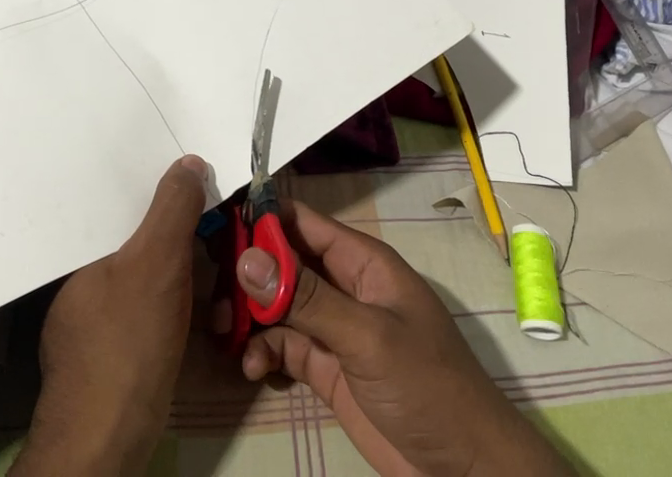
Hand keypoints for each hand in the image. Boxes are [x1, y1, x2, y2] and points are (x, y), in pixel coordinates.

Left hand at [10, 156, 208, 475]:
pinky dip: (177, 309)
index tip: (200, 184)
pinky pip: (150, 315)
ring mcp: (94, 324)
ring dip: (185, 275)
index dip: (161, 196)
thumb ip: (172, 211)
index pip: (121, 208)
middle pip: (137, 244)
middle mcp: (80, 284)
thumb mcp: (156, 263)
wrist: (109, 438)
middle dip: (179, 236)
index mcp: (80, 254)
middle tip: (222, 222)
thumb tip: (188, 162)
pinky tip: (203, 311)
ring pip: (148, 282)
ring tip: (222, 264)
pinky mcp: (114, 356)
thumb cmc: (128, 341)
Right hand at [237, 202, 570, 476]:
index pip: (302, 223)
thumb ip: (307, 297)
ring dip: (247, 316)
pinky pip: (281, 346)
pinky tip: (253, 368)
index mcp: (362, 263)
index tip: (213, 226)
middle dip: (246, 274)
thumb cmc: (426, 385)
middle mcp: (343, 287)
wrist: (461, 466)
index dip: (260, 219)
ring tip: (223, 333)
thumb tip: (247, 257)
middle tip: (210, 292)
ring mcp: (333, 328)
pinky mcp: (324, 368)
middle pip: (282, 263)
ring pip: (276, 305)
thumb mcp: (367, 335)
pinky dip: (262, 352)